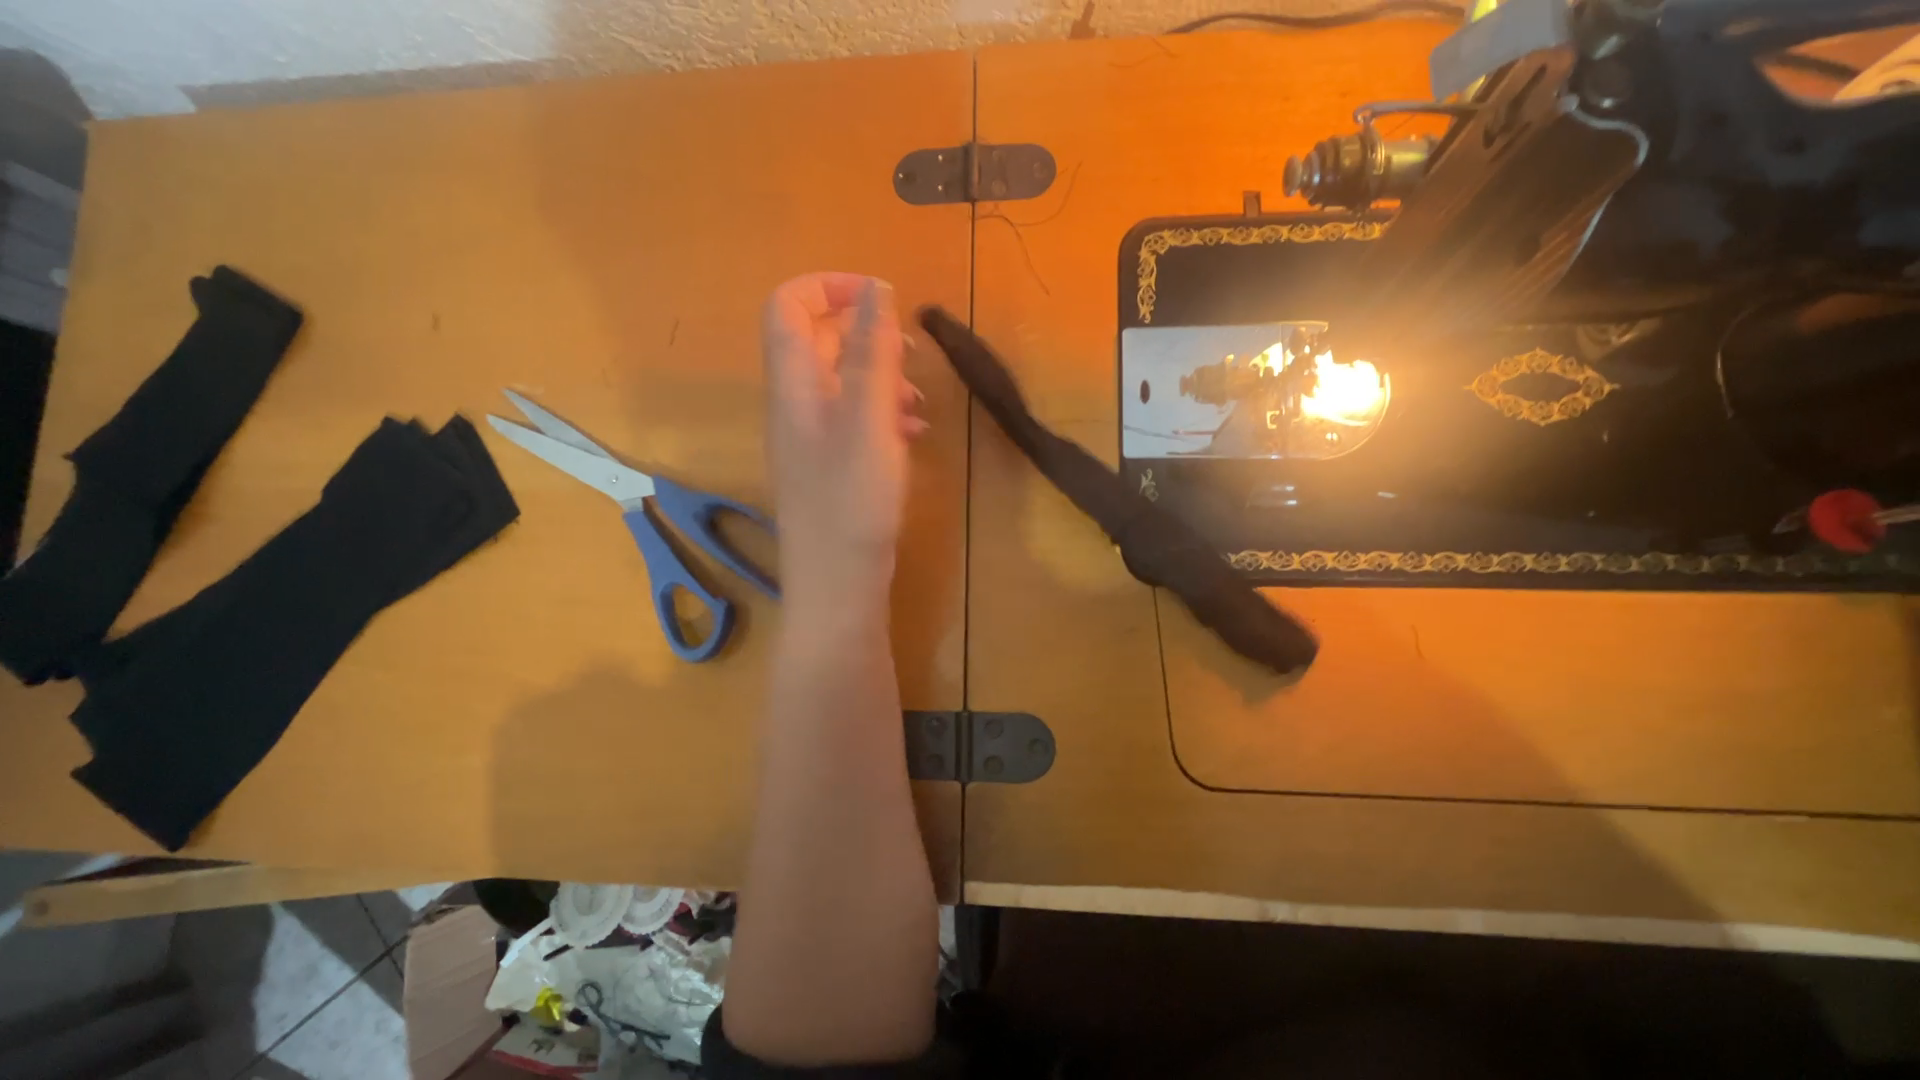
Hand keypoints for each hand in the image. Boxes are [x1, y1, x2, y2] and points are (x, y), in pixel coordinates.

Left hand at [762, 273, 925, 601]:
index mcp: (794, 384)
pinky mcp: (831, 467)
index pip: (789, 306)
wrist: (836, 585)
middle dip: (868, 335)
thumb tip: (878, 291)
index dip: (830, 287)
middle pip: (820, 341)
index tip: (883, 297)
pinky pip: (855, 420)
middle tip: (912, 354)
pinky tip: (914, 435)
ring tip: (919, 403)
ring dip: (883, 378)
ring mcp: (812, 438)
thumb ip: (873, 354)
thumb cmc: (851, 501)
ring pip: (843, 382)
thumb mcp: (868, 420)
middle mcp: (796, 404)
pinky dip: (884, 414)